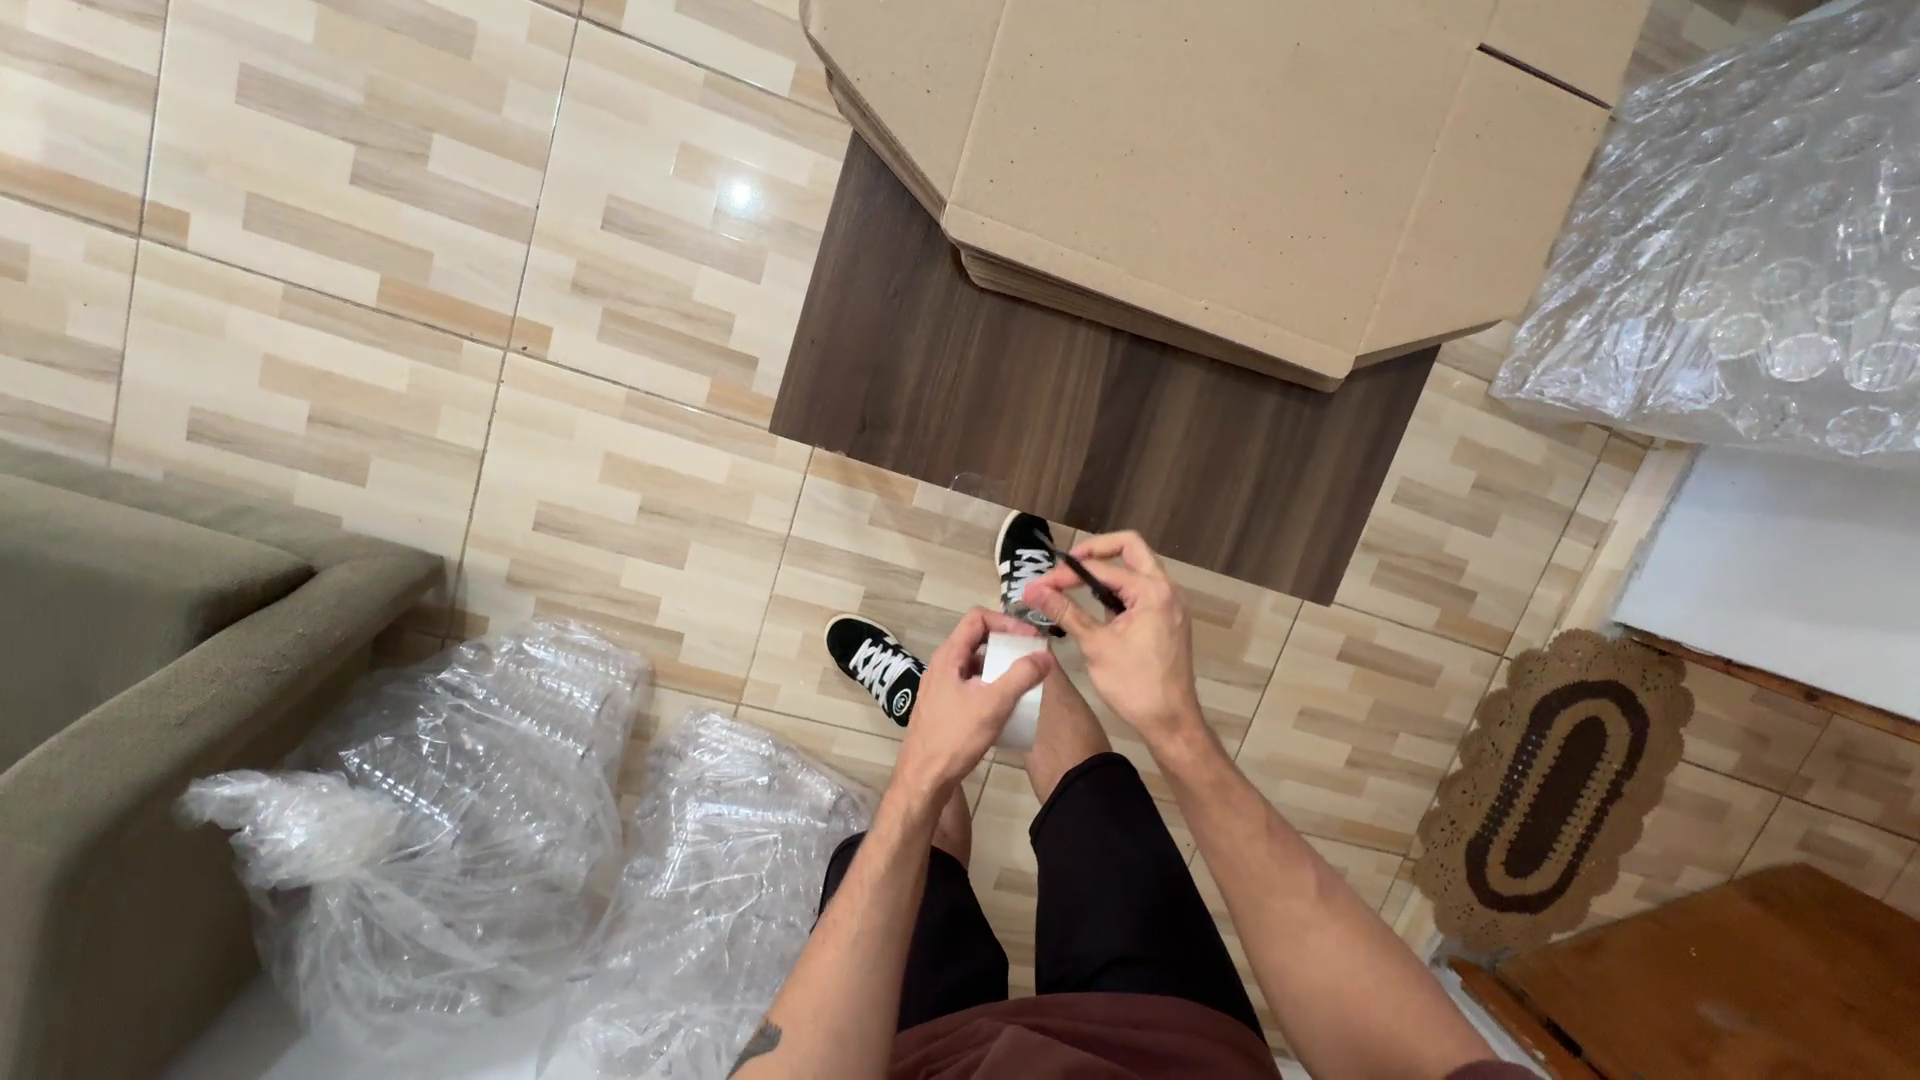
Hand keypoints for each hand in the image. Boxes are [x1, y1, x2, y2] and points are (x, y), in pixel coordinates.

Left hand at [891, 608, 1053, 801]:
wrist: (924, 778)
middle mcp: (942, 665)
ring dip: (1000, 665)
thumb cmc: (955, 737)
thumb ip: (1021, 676)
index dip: (1006, 622)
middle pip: (977, 638)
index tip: (1030, 639)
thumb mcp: (993, 703)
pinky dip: (991, 684)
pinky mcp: (944, 706)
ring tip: (1024, 679)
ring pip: (974, 663)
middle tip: (1032, 656)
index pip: (977, 618)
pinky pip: (971, 683)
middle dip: (1007, 643)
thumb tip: (1046, 654)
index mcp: (949, 656)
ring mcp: (941, 686)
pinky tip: (1006, 704)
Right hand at [1021, 531, 1205, 747]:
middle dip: (1096, 551)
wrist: (1170, 721)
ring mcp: (1171, 602)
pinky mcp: (1169, 617)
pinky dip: (1120, 589)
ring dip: (1108, 570)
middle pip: (1130, 548)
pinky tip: (1097, 605)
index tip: (1040, 585)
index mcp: (1152, 591)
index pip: (1102, 567)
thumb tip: (1032, 590)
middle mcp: (1167, 589)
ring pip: (1138, 567)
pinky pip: (1143, 589)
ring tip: (1076, 584)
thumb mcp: (1095, 645)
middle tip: (1067, 564)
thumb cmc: (1134, 684)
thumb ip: (1064, 611)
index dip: (1066, 573)